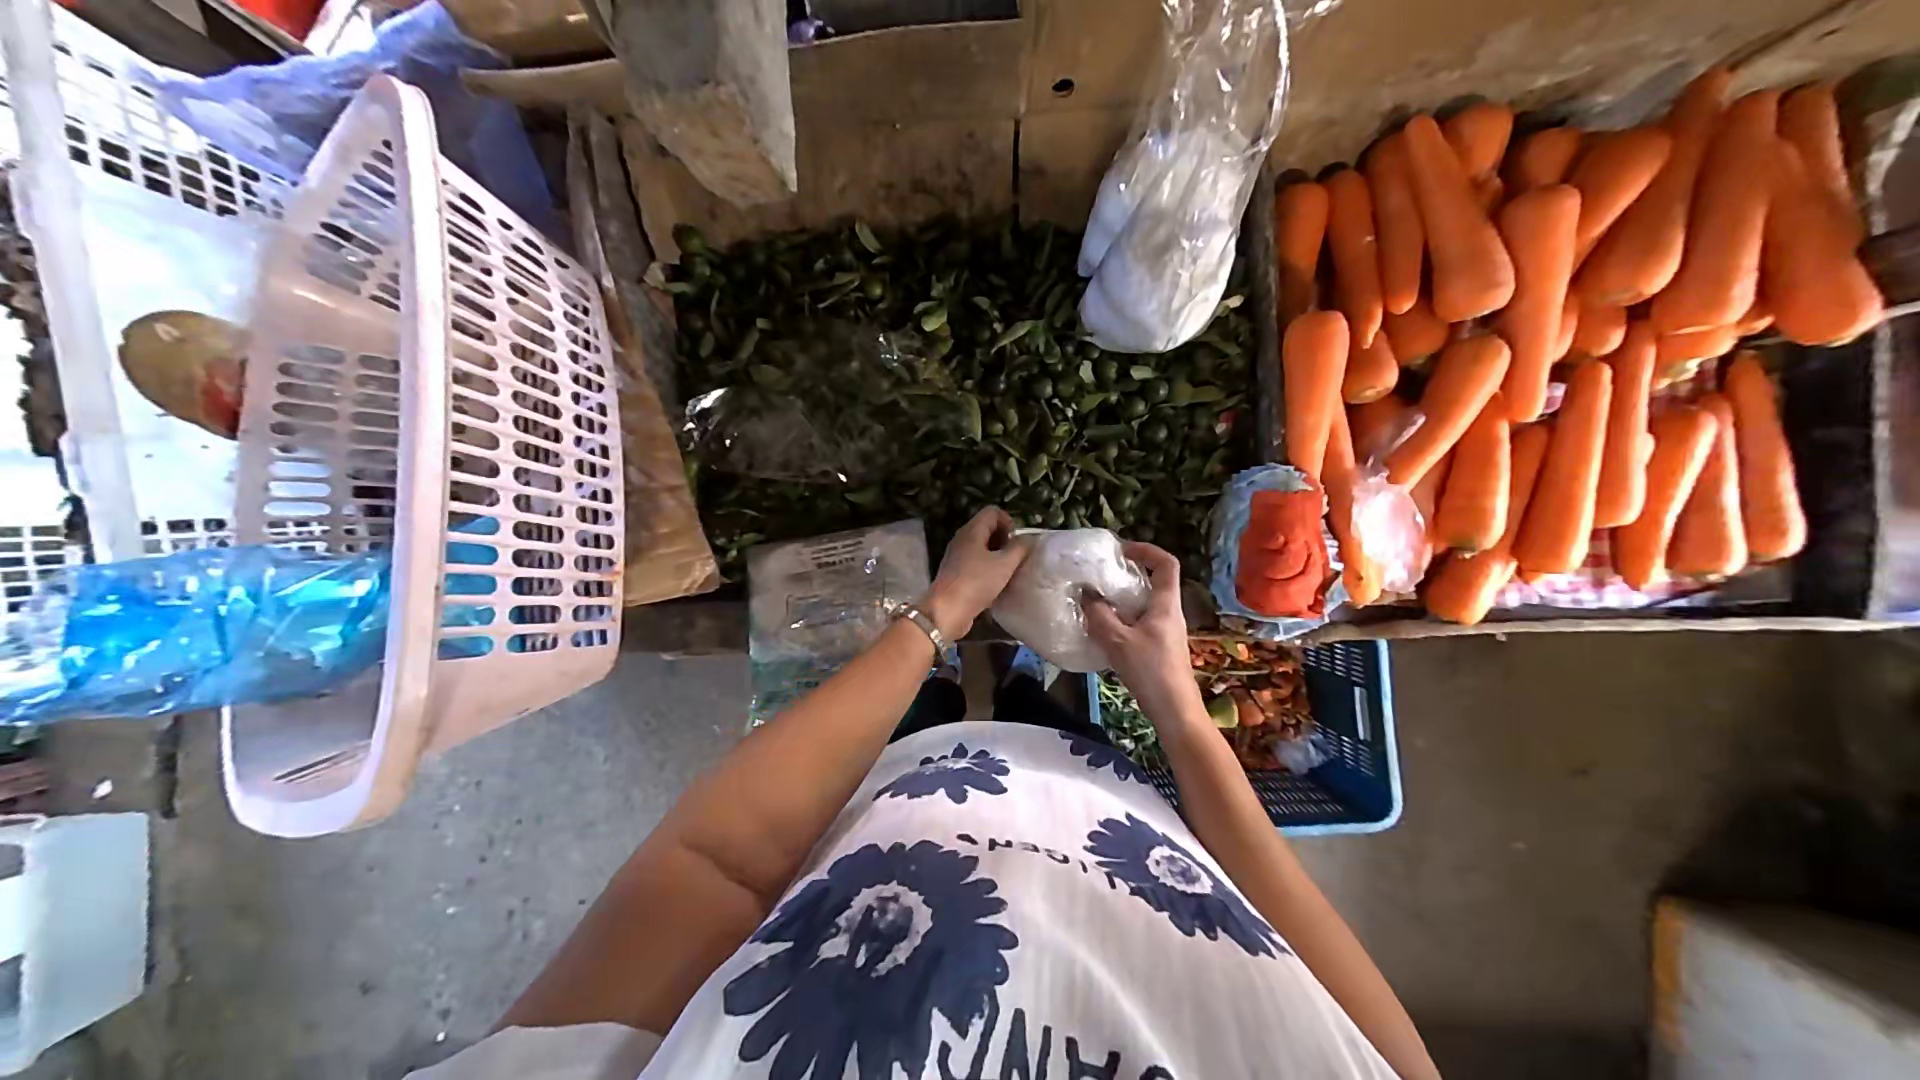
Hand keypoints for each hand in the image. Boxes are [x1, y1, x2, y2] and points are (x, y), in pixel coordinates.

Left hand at [923, 507, 1028, 638]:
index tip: (1017, 542)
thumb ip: (1020, 548)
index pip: (993, 512)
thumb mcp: (1005, 564)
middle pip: (987, 529)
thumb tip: (1028, 539)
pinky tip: (997, 585)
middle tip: (1016, 558)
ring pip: (982, 548)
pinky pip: (977, 564)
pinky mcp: (957, 574)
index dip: (1009, 522)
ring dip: (998, 557)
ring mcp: (957, 557)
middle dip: (1005, 540)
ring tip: (1009, 572)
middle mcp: (962, 539)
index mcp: (972, 531)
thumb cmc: (976, 582)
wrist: (947, 611)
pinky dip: (989, 570)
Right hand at [1085, 542, 1205, 726]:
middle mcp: (1170, 612)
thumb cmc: (1150, 671)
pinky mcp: (1160, 646)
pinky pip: (1141, 621)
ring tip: (1097, 601)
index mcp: (1165, 604)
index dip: (1146, 550)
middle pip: (1153, 581)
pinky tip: (1104, 630)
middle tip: (1101, 575)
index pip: (1166, 563)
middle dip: (1128, 574)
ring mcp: (1166, 630)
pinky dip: (1123, 617)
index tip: (1121, 550)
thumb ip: (1099, 615)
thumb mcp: (1117, 641)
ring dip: (1123, 598)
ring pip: (1145, 603)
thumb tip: (1086, 594)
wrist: (1175, 710)